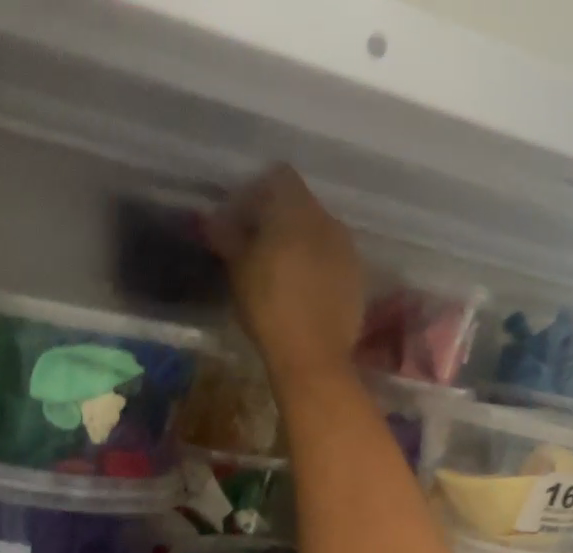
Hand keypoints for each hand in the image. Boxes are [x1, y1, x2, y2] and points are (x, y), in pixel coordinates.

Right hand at [206, 165, 363, 381]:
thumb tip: (214, 220)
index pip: (281, 177)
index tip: (241, 217)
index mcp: (298, 211)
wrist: (314, 356)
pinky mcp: (358, 278)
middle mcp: (329, 222)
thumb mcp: (239, 270)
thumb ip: (228, 236)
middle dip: (279, 218)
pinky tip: (303, 290)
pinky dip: (318, 265)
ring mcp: (348, 250)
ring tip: (280, 270)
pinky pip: (334, 258)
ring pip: (321, 232)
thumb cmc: (269, 307)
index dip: (258, 191)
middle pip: (302, 204)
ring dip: (301, 242)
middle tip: (256, 245)